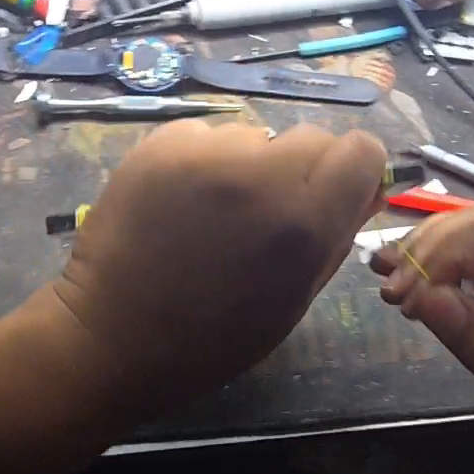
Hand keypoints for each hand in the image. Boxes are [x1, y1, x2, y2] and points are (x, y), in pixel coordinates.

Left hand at [48, 120, 385, 404]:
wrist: (112, 337)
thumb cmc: (212, 338)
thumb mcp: (293, 300)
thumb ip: (334, 237)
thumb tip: (362, 190)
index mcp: (303, 222)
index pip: (361, 151)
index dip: (351, 175)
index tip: (330, 197)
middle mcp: (260, 174)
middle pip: (313, 136)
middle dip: (301, 170)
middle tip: (266, 213)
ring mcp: (205, 153)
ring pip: (255, 135)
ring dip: (248, 164)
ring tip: (212, 214)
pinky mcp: (160, 144)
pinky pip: (206, 137)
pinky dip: (203, 161)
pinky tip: (179, 203)